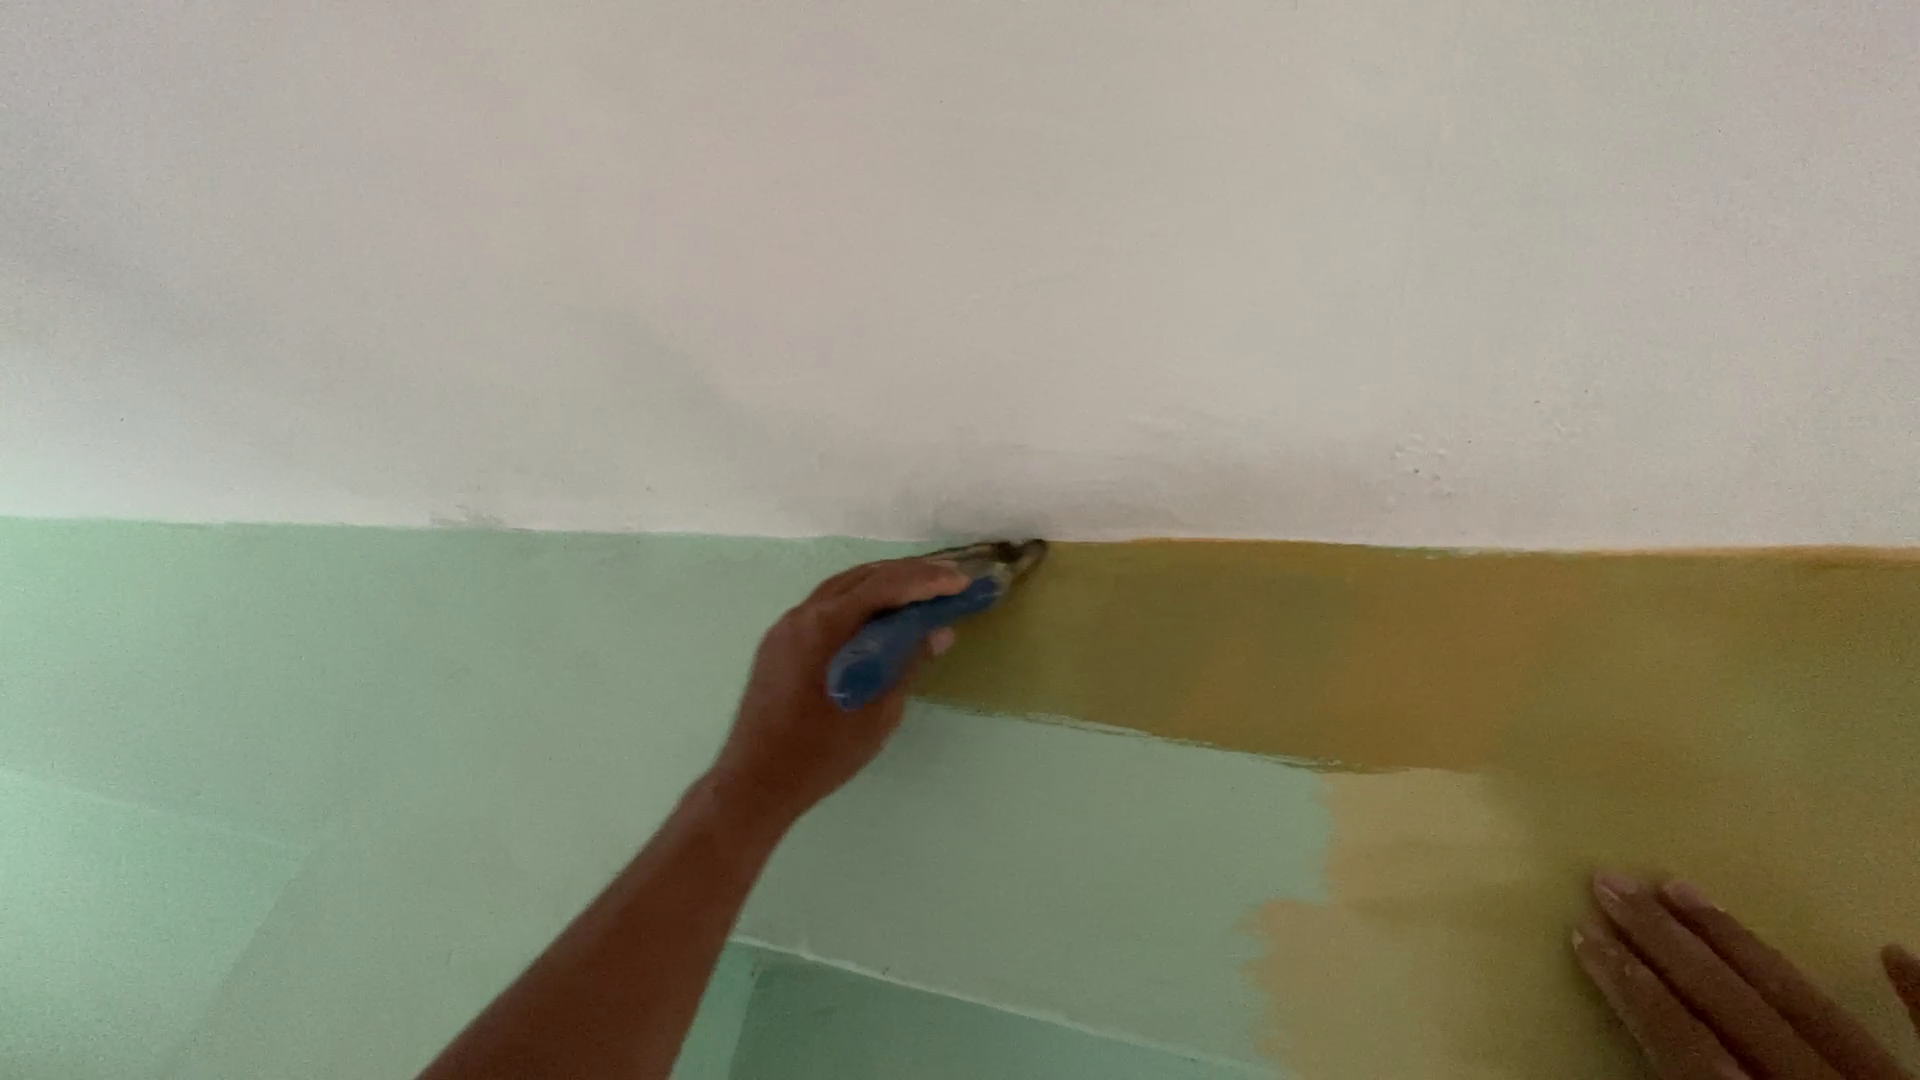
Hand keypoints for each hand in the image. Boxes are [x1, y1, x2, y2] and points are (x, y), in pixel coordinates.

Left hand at [708, 557, 971, 826]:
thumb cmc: (822, 753)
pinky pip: (825, 606)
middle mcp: (803, 615)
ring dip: (883, 583)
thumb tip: (937, 632)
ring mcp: (787, 626)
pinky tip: (879, 614)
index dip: (927, 580)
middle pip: (862, 577)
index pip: (884, 586)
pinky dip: (858, 601)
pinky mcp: (780, 642)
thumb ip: (907, 664)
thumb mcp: (878, 712)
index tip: (961, 583)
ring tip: (921, 588)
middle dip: (909, 574)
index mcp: (826, 627)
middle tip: (949, 578)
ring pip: (842, 587)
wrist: (755, 782)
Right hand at [1574, 873, 1919, 1078]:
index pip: (1682, 1040)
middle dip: (1664, 941)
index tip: (1583, 932)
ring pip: (1809, 1007)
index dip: (1629, 986)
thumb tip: (1639, 1046)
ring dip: (1741, 946)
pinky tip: (1891, 948)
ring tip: (1682, 887)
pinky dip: (1915, 995)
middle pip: (1734, 1006)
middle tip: (1611, 882)